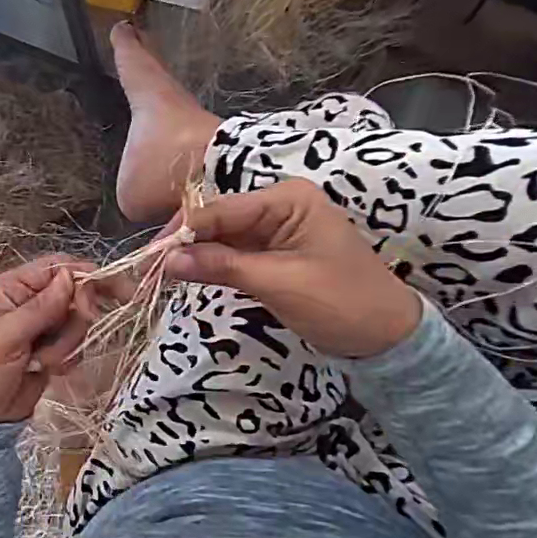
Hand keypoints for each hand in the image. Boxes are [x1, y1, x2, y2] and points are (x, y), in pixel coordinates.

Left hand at [0, 255, 96, 423]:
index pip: (58, 267)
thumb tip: (70, 275)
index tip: (103, 296)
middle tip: (66, 338)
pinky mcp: (53, 349)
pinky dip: (67, 358)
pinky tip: (47, 371)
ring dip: (66, 345)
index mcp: (13, 288)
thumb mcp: (5, 337)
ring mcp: (43, 326)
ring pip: (78, 321)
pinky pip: (77, 344)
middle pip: (76, 292)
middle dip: (76, 317)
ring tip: (39, 363)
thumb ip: (40, 307)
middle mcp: (31, 301)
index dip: (84, 277)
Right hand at [164, 179, 422, 357]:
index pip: (221, 209)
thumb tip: (168, 260)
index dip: (183, 231)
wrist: (387, 338)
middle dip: (185, 242)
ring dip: (194, 255)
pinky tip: (187, 276)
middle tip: (150, 269)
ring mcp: (277, 230)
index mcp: (288, 199)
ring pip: (222, 237)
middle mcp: (280, 206)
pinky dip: (212, 265)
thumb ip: (222, 266)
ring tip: (160, 274)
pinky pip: (233, 253)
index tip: (149, 256)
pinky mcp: (274, 253)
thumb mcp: (278, 283)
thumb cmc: (341, 303)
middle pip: (218, 219)